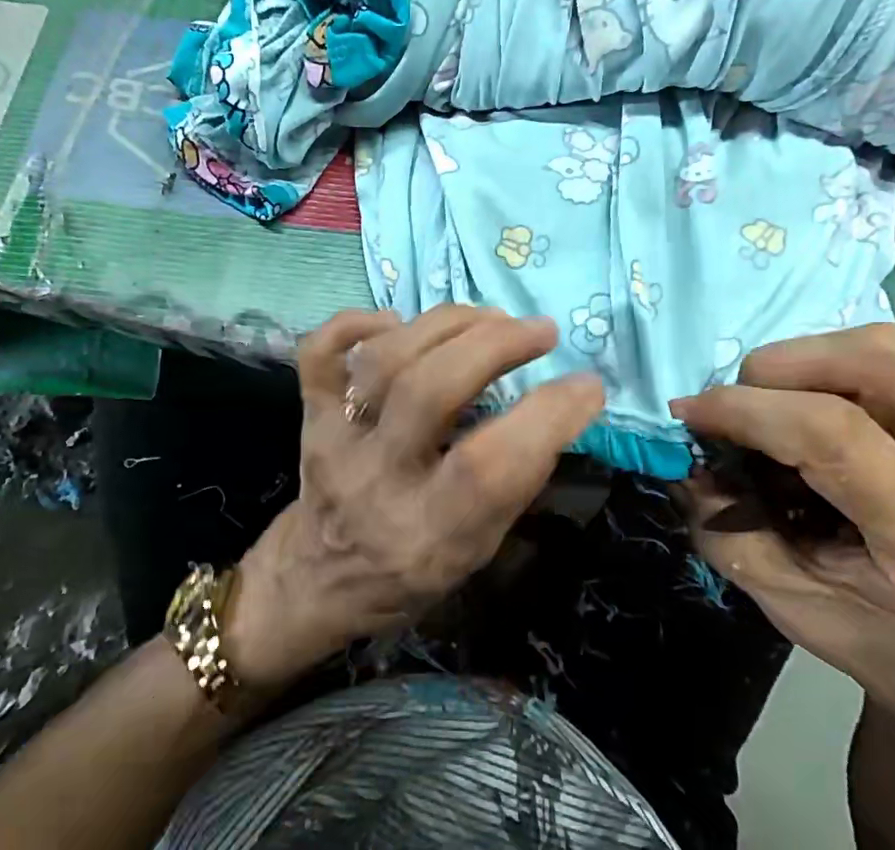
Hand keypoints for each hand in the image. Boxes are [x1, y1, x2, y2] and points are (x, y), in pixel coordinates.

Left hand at [223, 306, 605, 690]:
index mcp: (427, 533)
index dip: (547, 416)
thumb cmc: (408, 571)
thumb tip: (553, 406)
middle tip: (540, 331)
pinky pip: (319, 352)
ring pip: (383, 360)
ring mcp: (332, 441)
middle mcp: (375, 480)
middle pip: (428, 391)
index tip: (585, 385)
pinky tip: (398, 321)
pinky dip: (357, 323)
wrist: (317, 575)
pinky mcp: (308, 414)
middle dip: (493, 346)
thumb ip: (509, 486)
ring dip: (445, 324)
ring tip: (490, 319)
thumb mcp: (474, 553)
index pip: (488, 467)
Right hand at [668, 324, 894, 724]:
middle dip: (784, 364)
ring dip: (806, 361)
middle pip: (882, 364)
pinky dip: (830, 376)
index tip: (687, 413)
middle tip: (737, 401)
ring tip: (768, 403)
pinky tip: (807, 418)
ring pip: (892, 353)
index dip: (747, 409)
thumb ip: (724, 525)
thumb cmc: (878, 643)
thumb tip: (685, 456)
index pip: (837, 436)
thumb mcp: (781, 599)